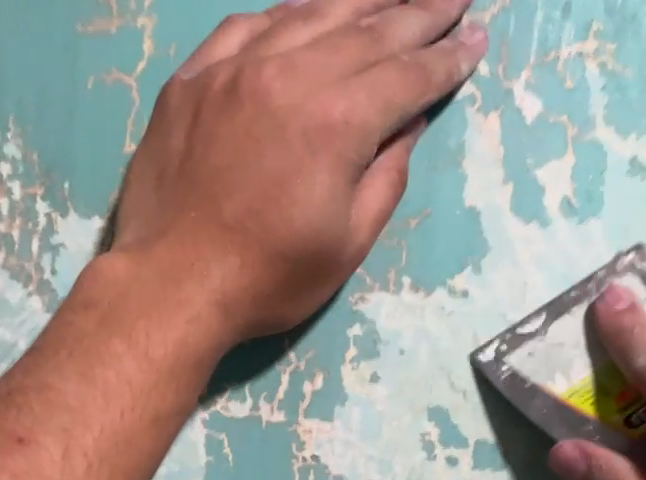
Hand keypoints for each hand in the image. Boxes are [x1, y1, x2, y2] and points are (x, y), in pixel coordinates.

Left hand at [107, 0, 486, 341]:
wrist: (170, 284)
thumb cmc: (266, 279)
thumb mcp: (347, 245)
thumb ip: (386, 177)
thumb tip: (407, 122)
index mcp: (336, 121)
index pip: (407, 75)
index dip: (446, 58)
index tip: (475, 40)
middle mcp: (289, 75)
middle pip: (368, 31)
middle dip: (419, 14)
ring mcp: (234, 70)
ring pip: (310, 14)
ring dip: (360, 2)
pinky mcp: (192, 79)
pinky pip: (248, 26)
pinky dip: (287, 14)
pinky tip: (307, 13)